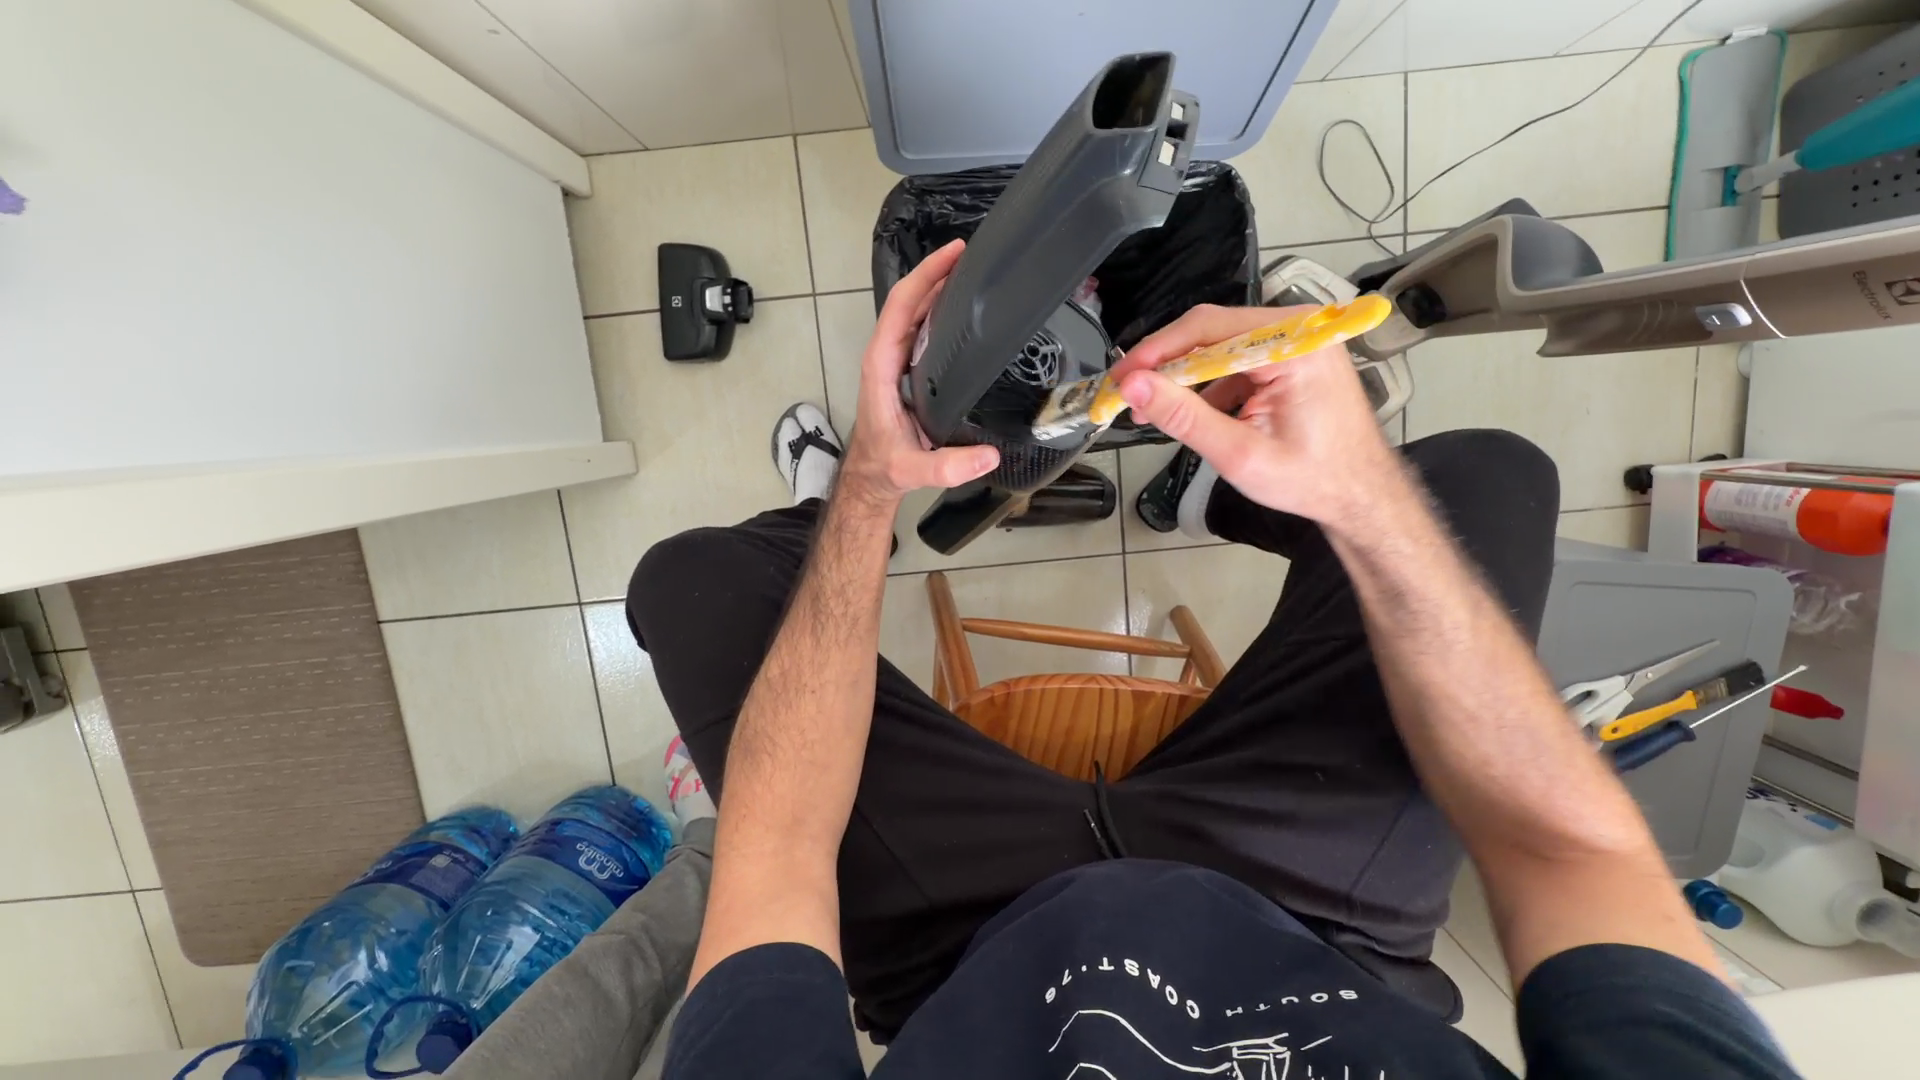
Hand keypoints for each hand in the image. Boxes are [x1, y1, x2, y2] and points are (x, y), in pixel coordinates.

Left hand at [840, 239, 999, 505]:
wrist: (872, 477)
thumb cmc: (885, 468)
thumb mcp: (913, 469)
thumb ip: (948, 466)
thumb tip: (988, 457)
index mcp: (881, 367)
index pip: (900, 308)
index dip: (925, 277)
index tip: (953, 255)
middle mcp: (886, 356)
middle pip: (908, 301)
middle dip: (935, 272)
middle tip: (972, 253)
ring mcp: (895, 361)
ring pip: (914, 312)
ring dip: (937, 287)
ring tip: (971, 270)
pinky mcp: (906, 370)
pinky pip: (921, 329)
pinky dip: (939, 310)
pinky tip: (963, 307)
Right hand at [1110, 303, 1399, 529]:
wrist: (1360, 496)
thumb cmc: (1310, 480)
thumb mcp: (1238, 453)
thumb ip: (1184, 416)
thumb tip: (1134, 387)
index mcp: (1295, 346)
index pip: (1207, 329)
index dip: (1155, 351)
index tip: (1120, 378)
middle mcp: (1299, 330)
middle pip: (1210, 331)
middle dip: (1163, 363)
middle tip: (1127, 393)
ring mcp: (1296, 342)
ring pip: (1217, 345)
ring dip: (1181, 376)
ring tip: (1150, 410)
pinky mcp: (1289, 358)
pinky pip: (1234, 360)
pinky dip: (1205, 385)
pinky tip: (1188, 413)